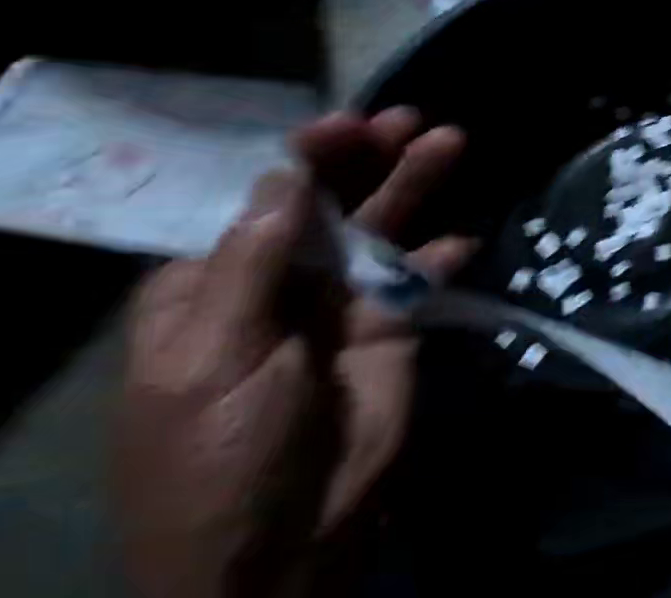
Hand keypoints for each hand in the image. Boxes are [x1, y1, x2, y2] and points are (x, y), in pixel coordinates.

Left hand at [114, 108, 472, 597]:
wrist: (284, 550)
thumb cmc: (218, 455)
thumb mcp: (209, 359)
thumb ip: (251, 262)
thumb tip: (284, 176)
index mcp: (216, 283)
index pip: (260, 200)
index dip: (301, 158)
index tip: (344, 125)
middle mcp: (284, 279)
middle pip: (330, 202)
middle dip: (367, 159)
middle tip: (407, 120)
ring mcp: (344, 300)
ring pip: (382, 227)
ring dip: (414, 185)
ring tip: (449, 141)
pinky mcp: (394, 325)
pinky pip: (421, 276)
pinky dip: (442, 255)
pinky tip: (460, 242)